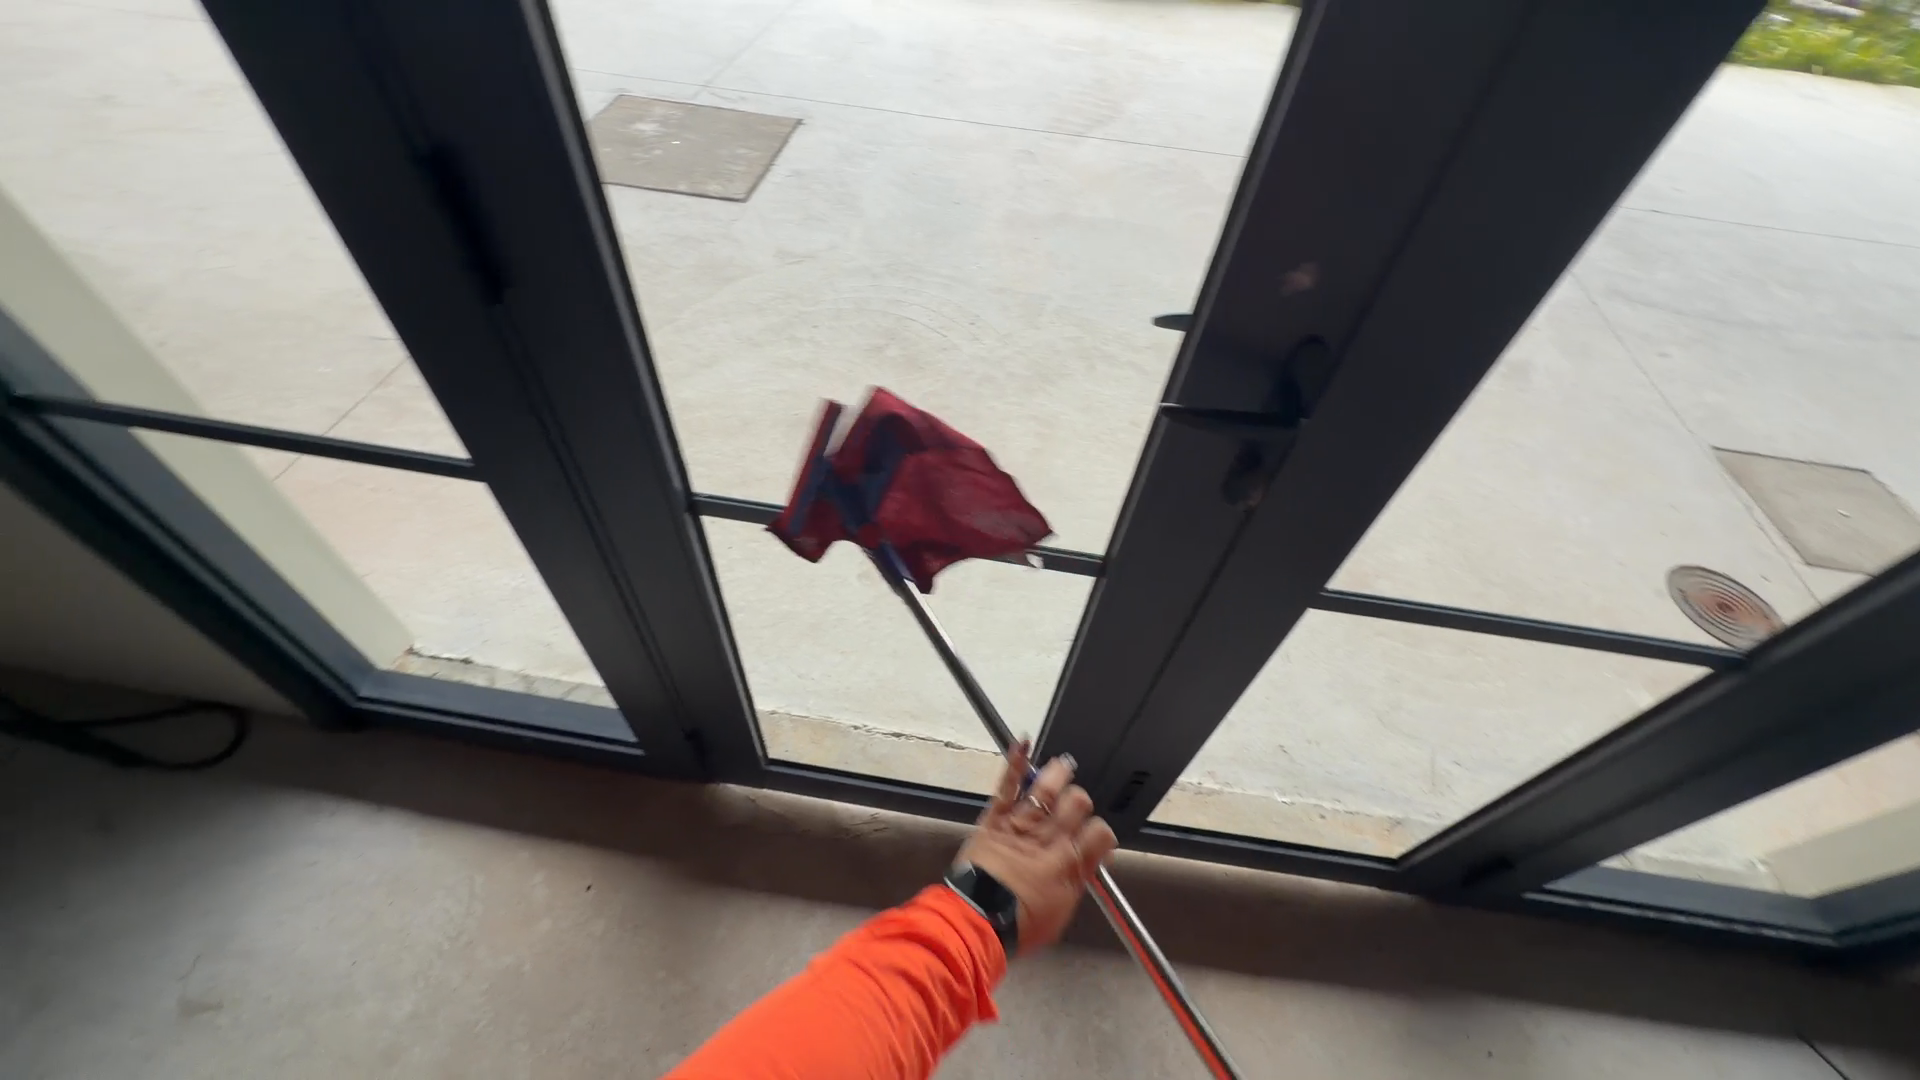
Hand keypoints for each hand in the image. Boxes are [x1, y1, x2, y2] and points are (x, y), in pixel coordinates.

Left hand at [956, 742, 1117, 954]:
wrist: (978, 920)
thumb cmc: (1020, 924)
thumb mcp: (1062, 911)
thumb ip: (1078, 879)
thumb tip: (1089, 860)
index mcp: (1071, 863)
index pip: (1101, 833)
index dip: (1100, 832)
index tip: (1094, 836)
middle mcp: (1051, 838)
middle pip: (1077, 804)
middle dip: (1079, 801)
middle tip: (1074, 804)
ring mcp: (1023, 824)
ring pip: (1047, 789)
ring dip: (1058, 773)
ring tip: (1063, 765)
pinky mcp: (996, 817)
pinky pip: (1008, 785)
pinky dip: (1016, 761)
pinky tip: (1023, 742)